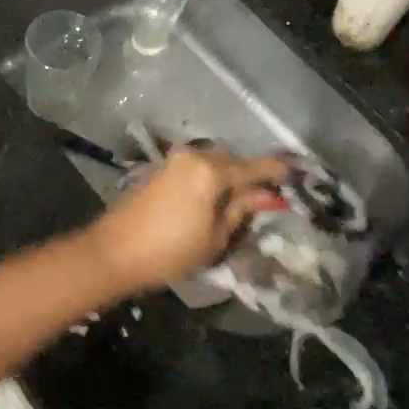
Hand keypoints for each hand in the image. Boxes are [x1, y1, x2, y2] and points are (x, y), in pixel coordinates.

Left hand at [81, 144, 287, 293]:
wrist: (113, 252)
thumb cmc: (169, 251)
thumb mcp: (215, 237)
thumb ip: (242, 210)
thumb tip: (266, 195)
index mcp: (212, 171)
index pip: (254, 167)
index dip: (277, 171)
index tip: (296, 174)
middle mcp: (195, 156)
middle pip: (234, 160)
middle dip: (252, 173)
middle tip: (268, 193)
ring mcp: (175, 160)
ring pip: (215, 161)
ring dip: (230, 175)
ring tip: (243, 198)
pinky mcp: (161, 169)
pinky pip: (197, 167)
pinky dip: (211, 177)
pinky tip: (216, 197)